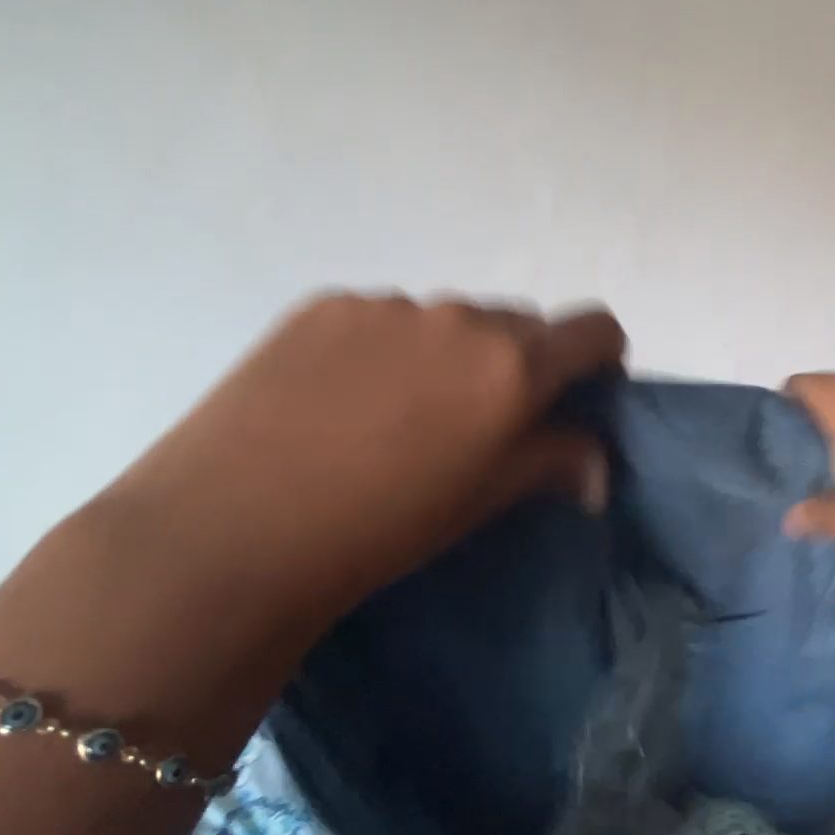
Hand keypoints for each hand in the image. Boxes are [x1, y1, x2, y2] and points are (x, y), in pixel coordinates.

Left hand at [98, 293, 623, 611]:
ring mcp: (387, 305)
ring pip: (451, 321)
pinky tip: (346, 402)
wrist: (234, 529)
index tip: (580, 397)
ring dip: (453, 356)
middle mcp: (459, 316)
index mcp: (512, 364)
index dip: (601, 359)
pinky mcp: (324, 306)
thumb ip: (555, 462)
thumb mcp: (485, 500)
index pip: (595, 328)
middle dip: (523, 364)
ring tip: (401, 418)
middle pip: (521, 323)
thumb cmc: (384, 528)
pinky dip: (391, 350)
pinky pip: (387, 318)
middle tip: (484, 424)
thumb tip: (596, 463)